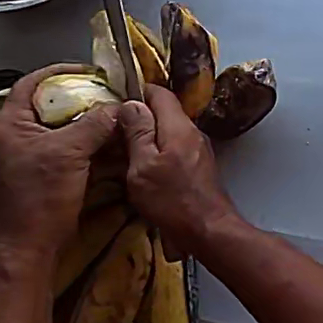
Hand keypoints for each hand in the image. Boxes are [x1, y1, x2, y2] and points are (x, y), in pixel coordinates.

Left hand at [0, 64, 121, 259]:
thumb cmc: (41, 197)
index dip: (62, 72)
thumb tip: (121, 106)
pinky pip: (71, 147)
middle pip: (52, 104)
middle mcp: (17, 136)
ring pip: (64, 127)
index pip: (32, 84)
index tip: (94, 71)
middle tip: (113, 93)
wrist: (30, 247)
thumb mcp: (69, 152)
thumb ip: (95, 123)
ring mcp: (31, 155)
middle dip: (84, 97)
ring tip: (119, 114)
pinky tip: (114, 140)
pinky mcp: (46, 172)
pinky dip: (91, 142)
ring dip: (91, 121)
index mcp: (9, 125)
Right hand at [120, 84, 239, 253]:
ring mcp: (198, 149)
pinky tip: (143, 166)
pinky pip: (175, 147)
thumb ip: (138, 133)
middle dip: (140, 116)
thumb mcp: (143, 166)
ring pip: (169, 131)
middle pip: (165, 111)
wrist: (208, 230)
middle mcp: (192, 132)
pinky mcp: (199, 165)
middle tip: (114, 128)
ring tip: (123, 148)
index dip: (137, 92)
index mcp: (179, 126)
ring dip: (148, 135)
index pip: (160, 93)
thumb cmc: (173, 200)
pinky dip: (158, 151)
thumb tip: (131, 103)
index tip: (116, 101)